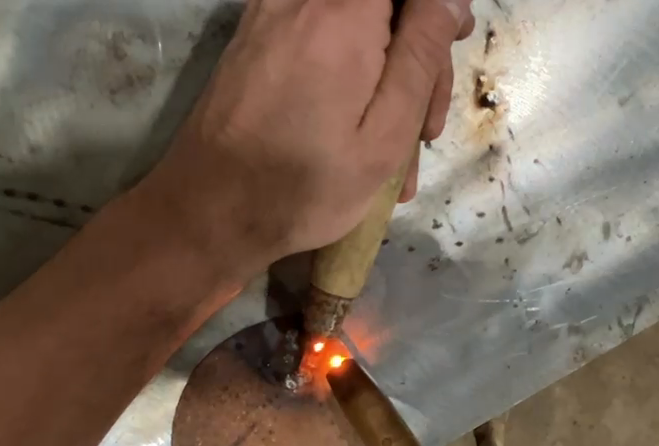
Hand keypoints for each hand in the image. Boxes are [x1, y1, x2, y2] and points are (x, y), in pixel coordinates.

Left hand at [133, 0, 474, 277]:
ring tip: (392, 159)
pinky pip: (318, 41)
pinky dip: (345, 79)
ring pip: (352, 27)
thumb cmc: (305, 187)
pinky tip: (351, 137)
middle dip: (414, 59)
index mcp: (346, 12)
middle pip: (382, 6)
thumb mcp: (383, 136)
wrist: (211, 212)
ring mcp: (271, 13)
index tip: (446, 60)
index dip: (436, 15)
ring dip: (381, 80)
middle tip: (424, 133)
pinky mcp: (254, 40)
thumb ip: (423, 56)